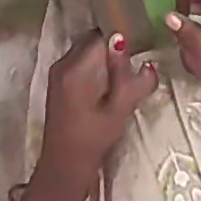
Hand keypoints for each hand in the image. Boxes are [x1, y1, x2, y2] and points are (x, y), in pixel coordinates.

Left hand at [27, 31, 157, 200]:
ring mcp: (57, 69)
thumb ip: (132, 81)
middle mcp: (63, 62)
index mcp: (77, 68)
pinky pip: (78, 59)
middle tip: (131, 63)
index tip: (138, 46)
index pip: (102, 36)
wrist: (64, 163)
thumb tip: (144, 57)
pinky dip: (93, 63)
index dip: (121, 37)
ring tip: (120, 73)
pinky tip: (105, 82)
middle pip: (92, 39)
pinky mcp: (57, 78)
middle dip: (112, 46)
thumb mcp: (119, 110)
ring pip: (85, 48)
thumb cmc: (94, 138)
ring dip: (102, 55)